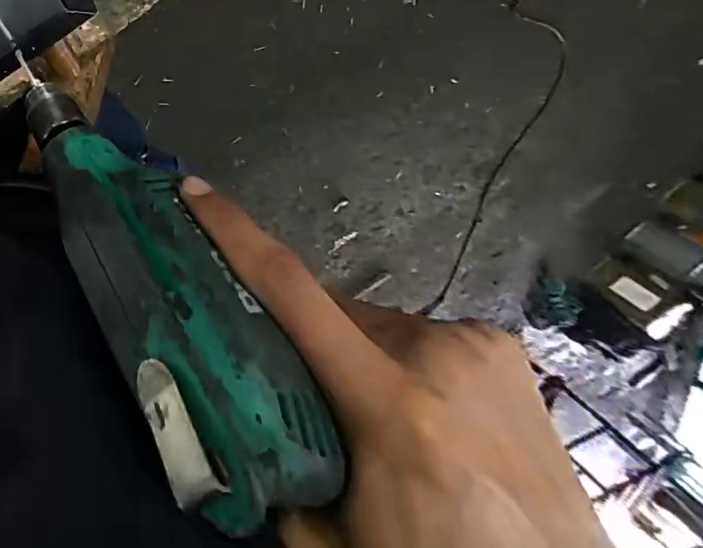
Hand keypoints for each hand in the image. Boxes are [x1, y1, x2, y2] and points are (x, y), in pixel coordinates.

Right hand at [178, 178, 608, 547]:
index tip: (196, 189)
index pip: (293, 291)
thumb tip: (238, 425)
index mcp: (395, 409)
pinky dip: (399, 359)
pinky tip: (420, 412)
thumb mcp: (340, 543)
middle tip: (290, 380)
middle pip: (330, 311)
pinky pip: (418, 336)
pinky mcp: (506, 350)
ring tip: (366, 414)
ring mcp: (480, 347)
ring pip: (373, 324)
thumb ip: (279, 479)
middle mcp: (441, 357)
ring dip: (352, 351)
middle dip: (301, 335)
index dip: (236, 233)